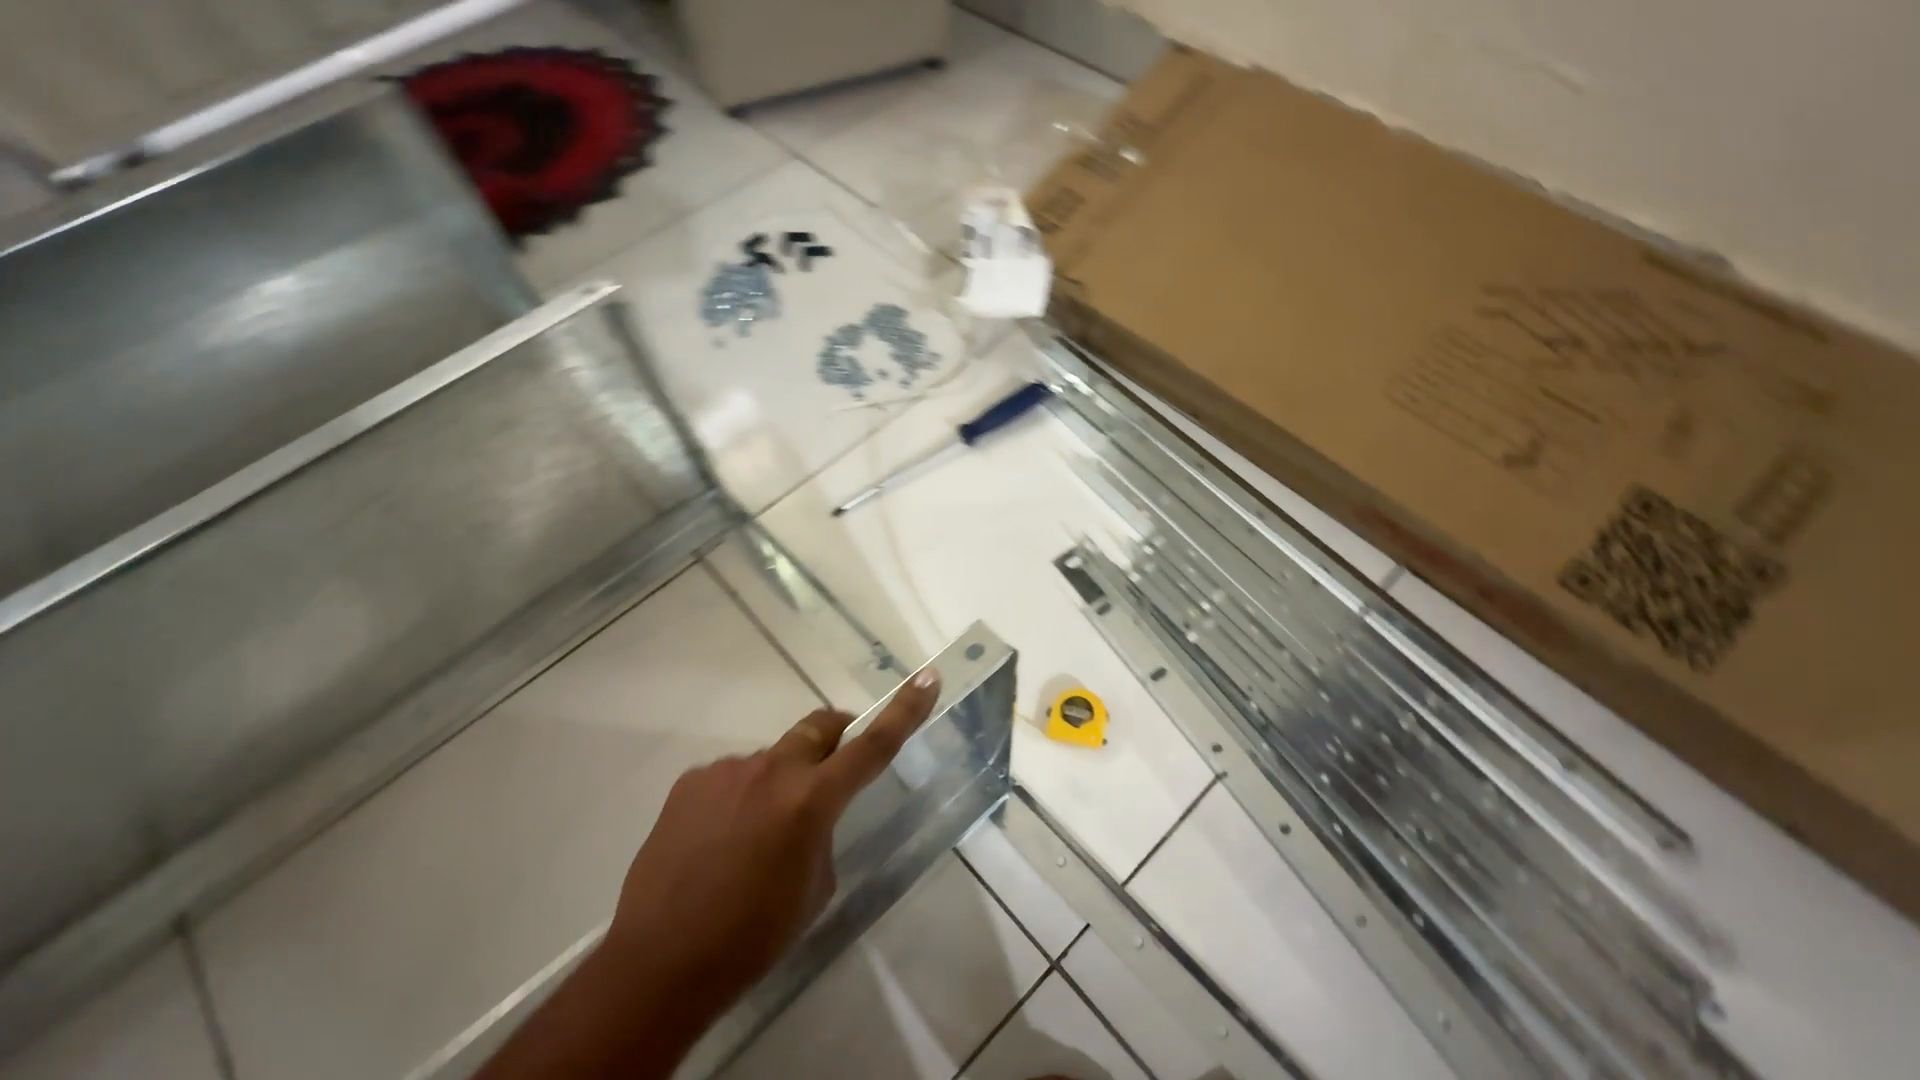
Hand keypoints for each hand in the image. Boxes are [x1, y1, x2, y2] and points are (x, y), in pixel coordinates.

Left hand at [602, 666, 943, 1014]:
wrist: (661, 960)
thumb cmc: (753, 936)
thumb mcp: (814, 888)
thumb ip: (820, 834)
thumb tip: (806, 815)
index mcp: (810, 800)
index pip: (871, 746)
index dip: (904, 711)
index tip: (926, 678)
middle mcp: (770, 771)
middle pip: (818, 728)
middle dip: (837, 737)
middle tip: (836, 768)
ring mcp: (724, 772)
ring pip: (771, 761)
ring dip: (780, 784)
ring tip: (758, 841)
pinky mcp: (689, 783)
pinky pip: (731, 780)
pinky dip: (741, 800)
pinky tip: (720, 844)